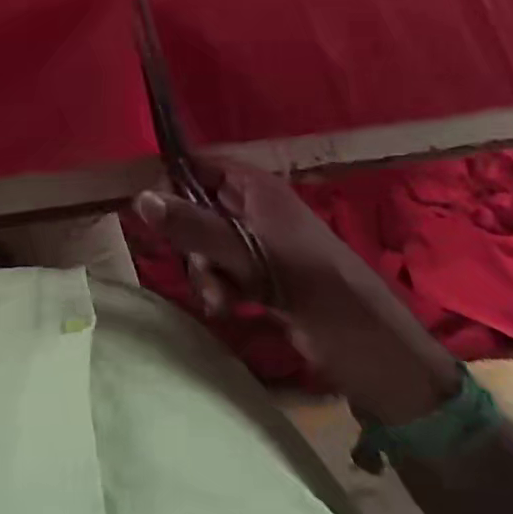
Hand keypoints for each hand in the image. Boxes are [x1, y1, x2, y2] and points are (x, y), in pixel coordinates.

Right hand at [132, 159, 344, 313]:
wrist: (372, 348)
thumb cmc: (313, 285)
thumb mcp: (248, 255)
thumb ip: (193, 227)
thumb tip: (139, 198)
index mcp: (254, 187)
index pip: (197, 165)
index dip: (171, 182)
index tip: (152, 212)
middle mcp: (252, 208)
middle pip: (195, 207)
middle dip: (188, 241)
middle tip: (196, 265)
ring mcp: (256, 242)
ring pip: (204, 243)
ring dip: (204, 271)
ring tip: (220, 299)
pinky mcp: (260, 275)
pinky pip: (221, 270)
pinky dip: (218, 287)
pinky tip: (227, 307)